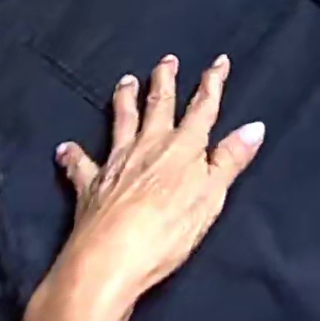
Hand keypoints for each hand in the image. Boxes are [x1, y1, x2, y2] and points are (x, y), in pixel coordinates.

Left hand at [52, 54, 265, 299]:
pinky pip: (80, 165)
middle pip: (159, 105)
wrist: (108, 261)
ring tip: (125, 81)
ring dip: (124, 100)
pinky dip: (73, 155)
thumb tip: (255, 126)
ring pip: (122, 122)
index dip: (213, 82)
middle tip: (167, 59)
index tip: (219, 61)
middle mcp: (150, 145)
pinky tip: (64, 147)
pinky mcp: (91, 187)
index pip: (203, 107)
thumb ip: (231, 159)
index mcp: (183, 147)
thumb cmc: (168, 229)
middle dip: (165, 80)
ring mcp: (117, 163)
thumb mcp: (212, 195)